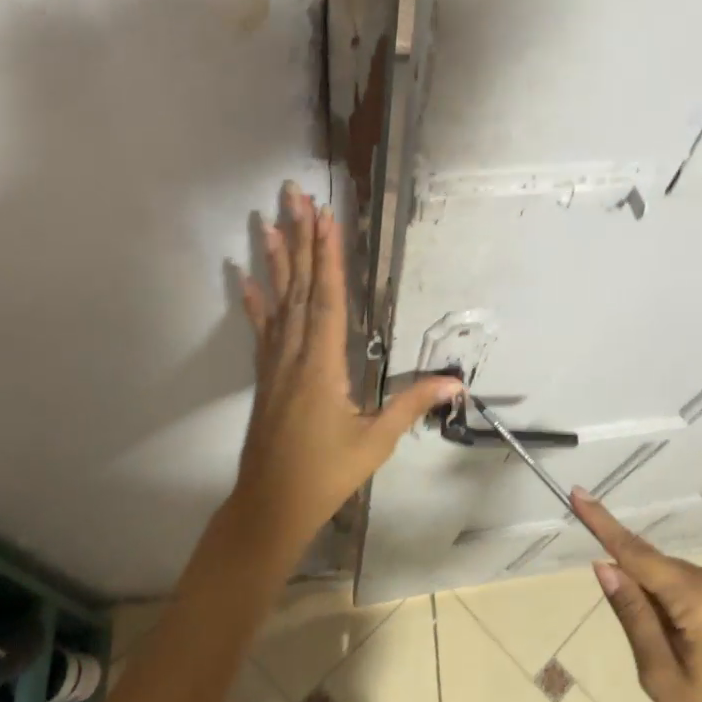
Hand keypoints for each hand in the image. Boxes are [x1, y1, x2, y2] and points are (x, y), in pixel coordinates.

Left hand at [228, 182, 462, 544]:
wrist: (269, 506)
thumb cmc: (326, 476)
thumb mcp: (375, 442)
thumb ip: (411, 405)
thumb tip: (455, 382)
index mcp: (321, 367)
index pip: (327, 300)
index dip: (328, 257)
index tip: (326, 217)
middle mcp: (293, 356)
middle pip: (299, 289)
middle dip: (300, 240)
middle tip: (294, 195)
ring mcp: (274, 366)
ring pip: (277, 303)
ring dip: (276, 260)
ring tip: (269, 220)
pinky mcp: (264, 378)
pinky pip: (261, 331)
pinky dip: (255, 301)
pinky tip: (246, 276)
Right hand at [572, 490, 701, 701]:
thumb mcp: (663, 676)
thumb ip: (634, 616)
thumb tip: (605, 566)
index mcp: (698, 597)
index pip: (637, 552)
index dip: (603, 523)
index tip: (577, 493)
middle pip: (656, 567)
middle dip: (632, 584)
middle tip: (638, 643)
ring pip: (675, 581)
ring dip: (655, 603)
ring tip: (668, 661)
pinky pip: (695, 592)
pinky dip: (675, 607)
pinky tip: (683, 650)